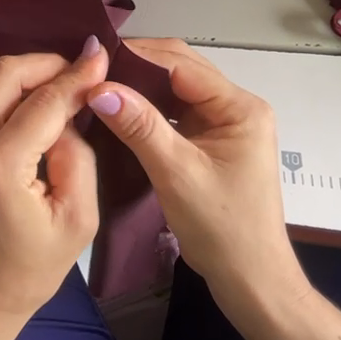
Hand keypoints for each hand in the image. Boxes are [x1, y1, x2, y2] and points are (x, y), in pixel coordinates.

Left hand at [0, 38, 107, 331]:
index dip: (76, 76)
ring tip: (65, 87)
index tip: (101, 56)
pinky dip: (11, 92)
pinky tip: (38, 105)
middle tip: (81, 71)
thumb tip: (70, 109)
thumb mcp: (77, 218)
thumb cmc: (29, 267)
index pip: (43, 102)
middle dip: (46, 63)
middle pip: (5, 73)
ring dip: (28, 75)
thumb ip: (77, 154)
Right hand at [87, 39, 302, 302]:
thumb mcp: (176, 174)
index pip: (179, 63)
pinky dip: (145, 104)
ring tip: (97, 83)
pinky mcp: (210, 138)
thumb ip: (139, 126)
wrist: (251, 282)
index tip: (92, 60)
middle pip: (177, 67)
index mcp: (239, 106)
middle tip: (89, 69)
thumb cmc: (222, 229)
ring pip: (172, 86)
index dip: (135, 56)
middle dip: (134, 65)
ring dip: (138, 83)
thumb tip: (98, 87)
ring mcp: (224, 122)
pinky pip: (173, 108)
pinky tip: (117, 107)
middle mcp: (235, 105)